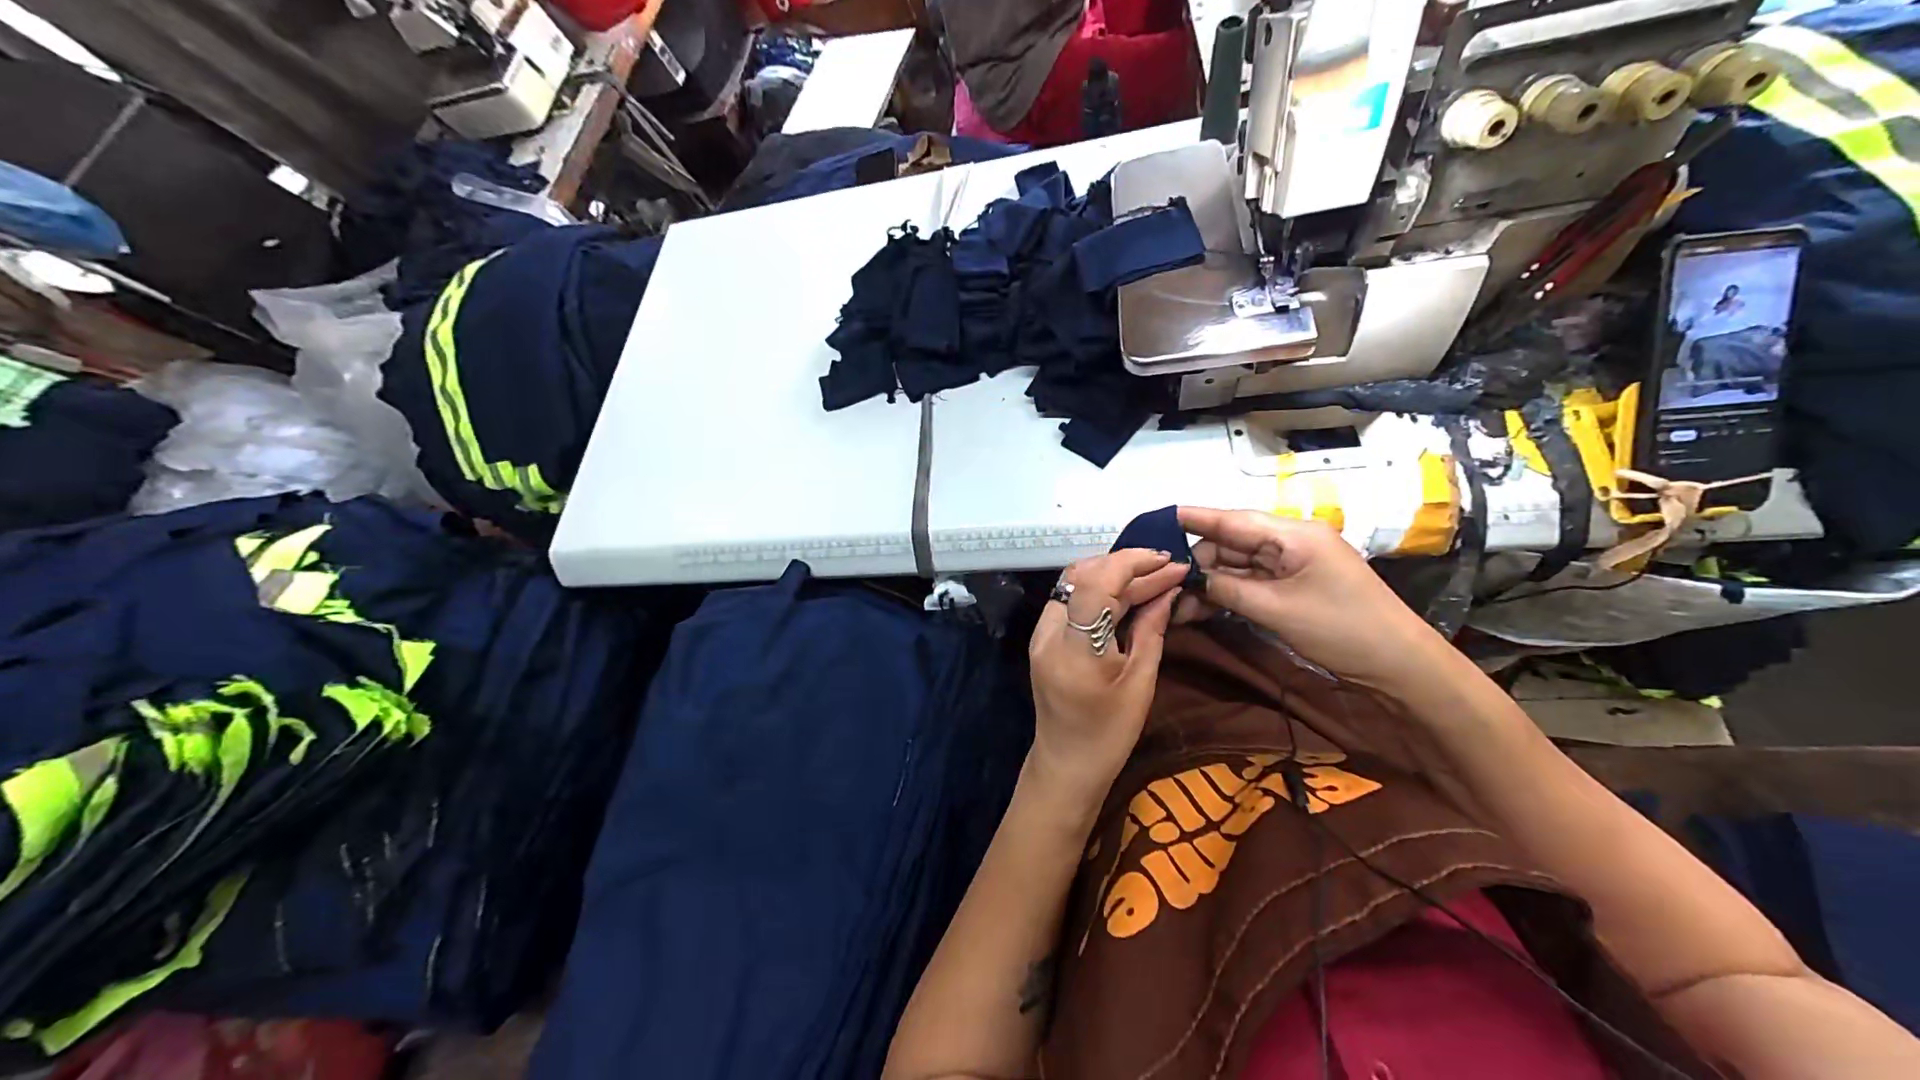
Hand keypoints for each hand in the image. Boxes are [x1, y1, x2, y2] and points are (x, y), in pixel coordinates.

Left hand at [1027, 550, 1186, 800]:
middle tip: (1168, 568)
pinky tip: (1131, 593)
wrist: (1066, 764)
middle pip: (1082, 576)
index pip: (1096, 583)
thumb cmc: (1108, 734)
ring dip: (1114, 575)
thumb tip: (1168, 591)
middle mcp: (1049, 633)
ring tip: (1156, 577)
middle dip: (1127, 566)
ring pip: (1075, 584)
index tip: (1168, 561)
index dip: (1132, 564)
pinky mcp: (1043, 638)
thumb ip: (1151, 630)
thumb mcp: (1140, 683)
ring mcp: (1041, 634)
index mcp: (1073, 649)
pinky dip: (1100, 591)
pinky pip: (1071, 601)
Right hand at [1176, 507, 1448, 694]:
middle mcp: (1291, 542)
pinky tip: (1200, 609)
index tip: (1160, 518)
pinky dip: (1227, 595)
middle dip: (1198, 563)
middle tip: (1165, 587)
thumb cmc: (1341, 629)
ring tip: (1176, 605)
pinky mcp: (1294, 587)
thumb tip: (1188, 578)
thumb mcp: (1276, 609)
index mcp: (1293, 535)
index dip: (1195, 518)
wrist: (1399, 666)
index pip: (1233, 519)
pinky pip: (1251, 584)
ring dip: (1209, 584)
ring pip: (1238, 566)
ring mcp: (1294, 565)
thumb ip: (1226, 589)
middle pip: (1231, 543)